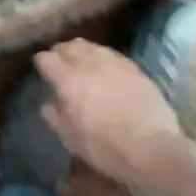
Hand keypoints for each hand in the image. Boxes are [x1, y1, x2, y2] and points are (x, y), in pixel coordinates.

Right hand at [36, 39, 189, 183]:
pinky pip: (112, 55)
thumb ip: (55, 115)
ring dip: (83, 52)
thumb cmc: (105, 148)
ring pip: (92, 46)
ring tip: (83, 64)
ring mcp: (115, 64)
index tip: (42, 70)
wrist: (153, 150)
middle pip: (69, 46)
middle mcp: (89, 65)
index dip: (41, 62)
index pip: (47, 58)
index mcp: (68, 81)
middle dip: (61, 52)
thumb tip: (50, 101)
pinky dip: (103, 58)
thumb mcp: (71, 138)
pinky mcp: (135, 69)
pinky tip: (107, 71)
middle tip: (61, 64)